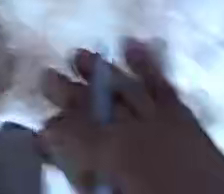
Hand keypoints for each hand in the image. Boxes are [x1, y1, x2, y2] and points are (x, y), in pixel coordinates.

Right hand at [39, 40, 223, 193]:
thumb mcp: (118, 188)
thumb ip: (93, 176)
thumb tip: (69, 160)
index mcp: (115, 152)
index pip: (73, 134)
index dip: (54, 131)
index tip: (39, 130)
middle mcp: (133, 129)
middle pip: (94, 105)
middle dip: (68, 92)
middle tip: (44, 77)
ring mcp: (161, 121)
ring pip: (123, 87)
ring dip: (100, 71)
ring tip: (78, 54)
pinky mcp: (184, 120)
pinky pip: (162, 85)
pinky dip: (146, 64)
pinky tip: (130, 43)